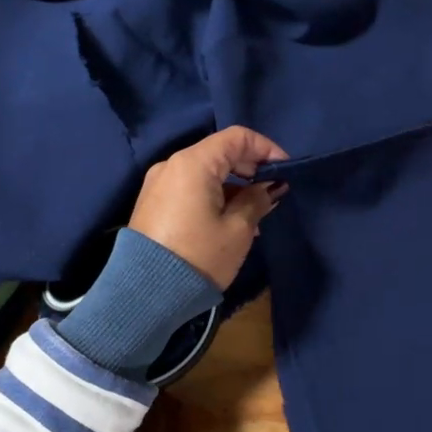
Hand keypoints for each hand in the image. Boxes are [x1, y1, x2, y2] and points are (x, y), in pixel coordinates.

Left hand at [128, 127, 288, 289]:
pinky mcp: (152, 203)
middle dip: (251, 167)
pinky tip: (229, 221)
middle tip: (273, 191)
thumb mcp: (239, 229)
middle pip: (220, 151)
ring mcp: (158, 184)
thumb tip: (269, 187)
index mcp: (194, 163)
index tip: (285, 170)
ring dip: (234, 185)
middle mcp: (172, 165)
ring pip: (205, 172)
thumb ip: (257, 200)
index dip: (266, 148)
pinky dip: (214, 195)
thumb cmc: (200, 256)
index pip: (237, 137)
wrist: (145, 294)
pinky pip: (190, 188)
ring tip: (255, 214)